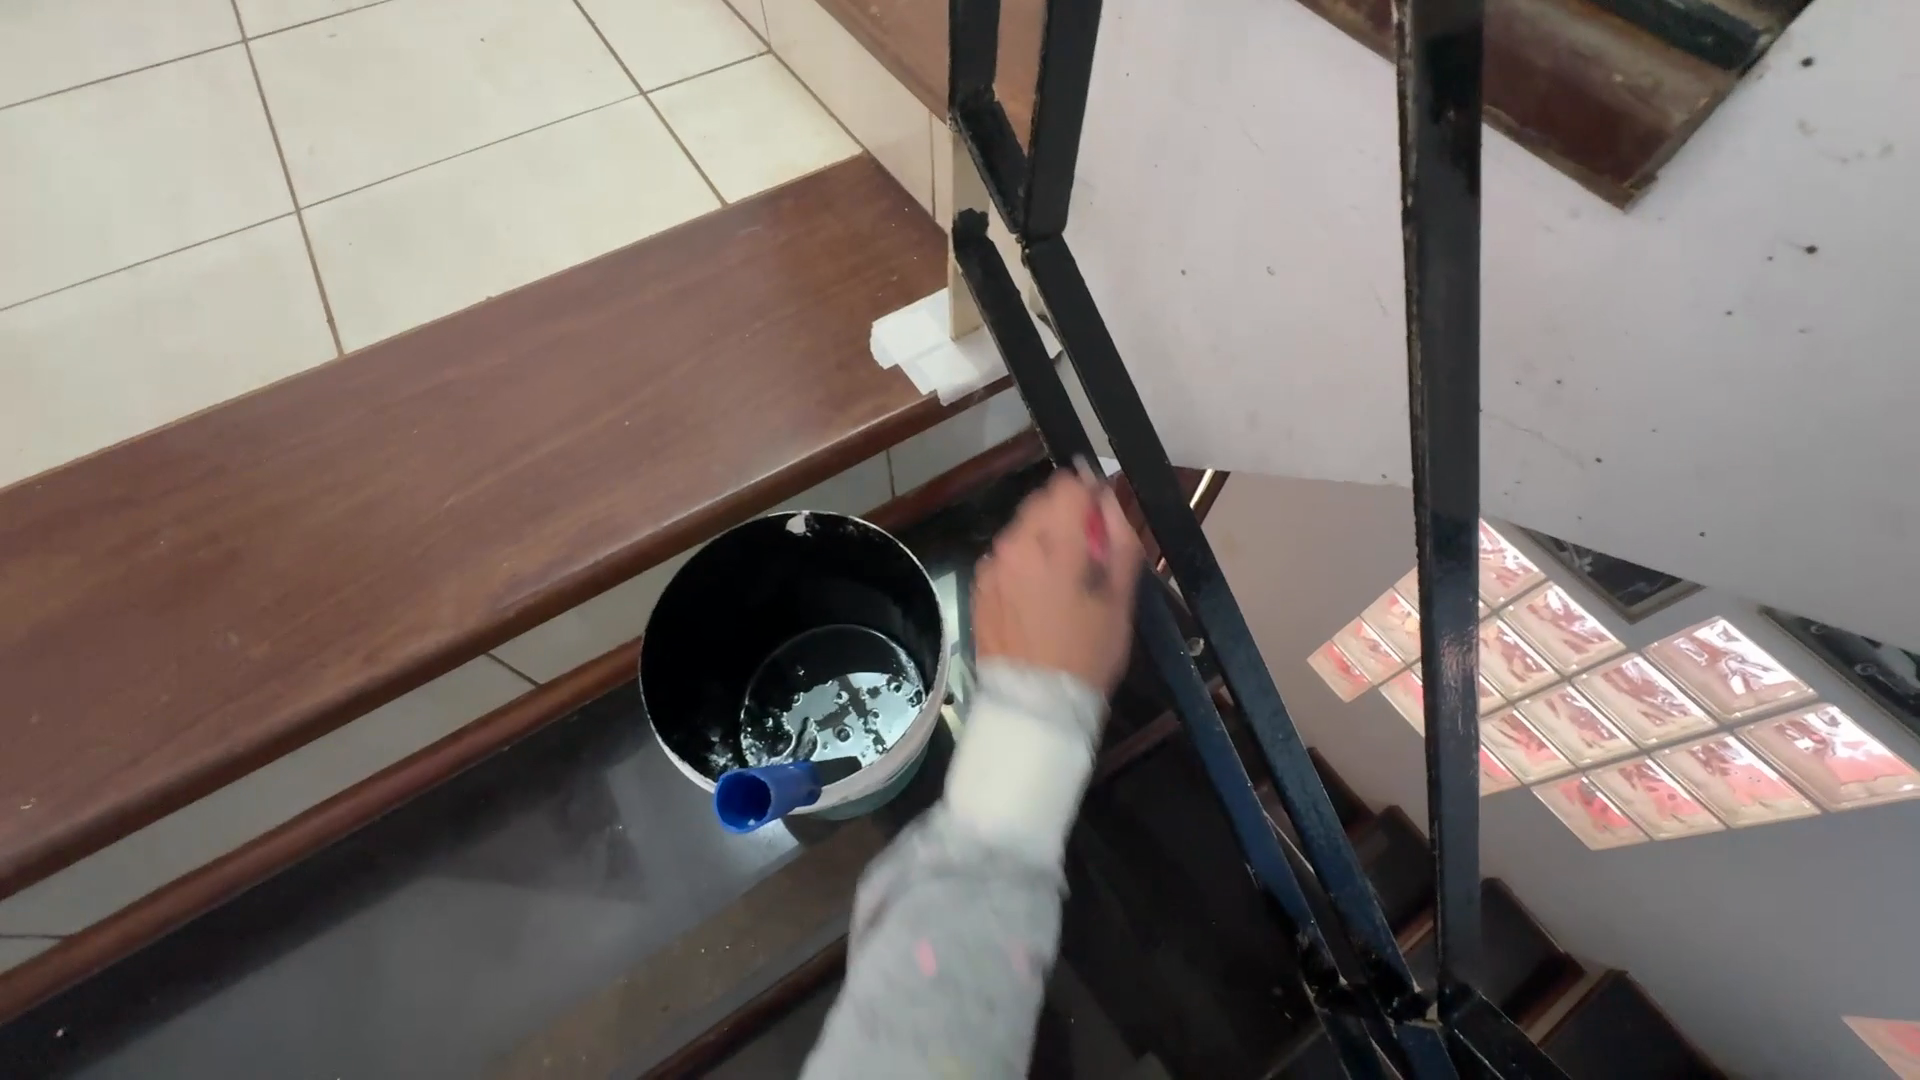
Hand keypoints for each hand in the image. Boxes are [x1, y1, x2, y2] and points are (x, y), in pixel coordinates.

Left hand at [971, 466, 1145, 694]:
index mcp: (1054, 543)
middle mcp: (1014, 544)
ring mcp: (991, 566)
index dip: (1087, 494)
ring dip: (1041, 541)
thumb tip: (1110, 501)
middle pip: (1041, 504)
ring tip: (1059, 583)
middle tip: (1085, 557)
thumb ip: (1120, 540)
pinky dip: (1020, 565)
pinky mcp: (978, 586)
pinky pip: (1004, 558)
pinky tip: (1033, 598)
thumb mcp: (1121, 600)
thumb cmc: (1086, 654)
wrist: (1033, 704)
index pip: (1067, 485)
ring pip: (1020, 531)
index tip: (1099, 519)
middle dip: (1064, 519)